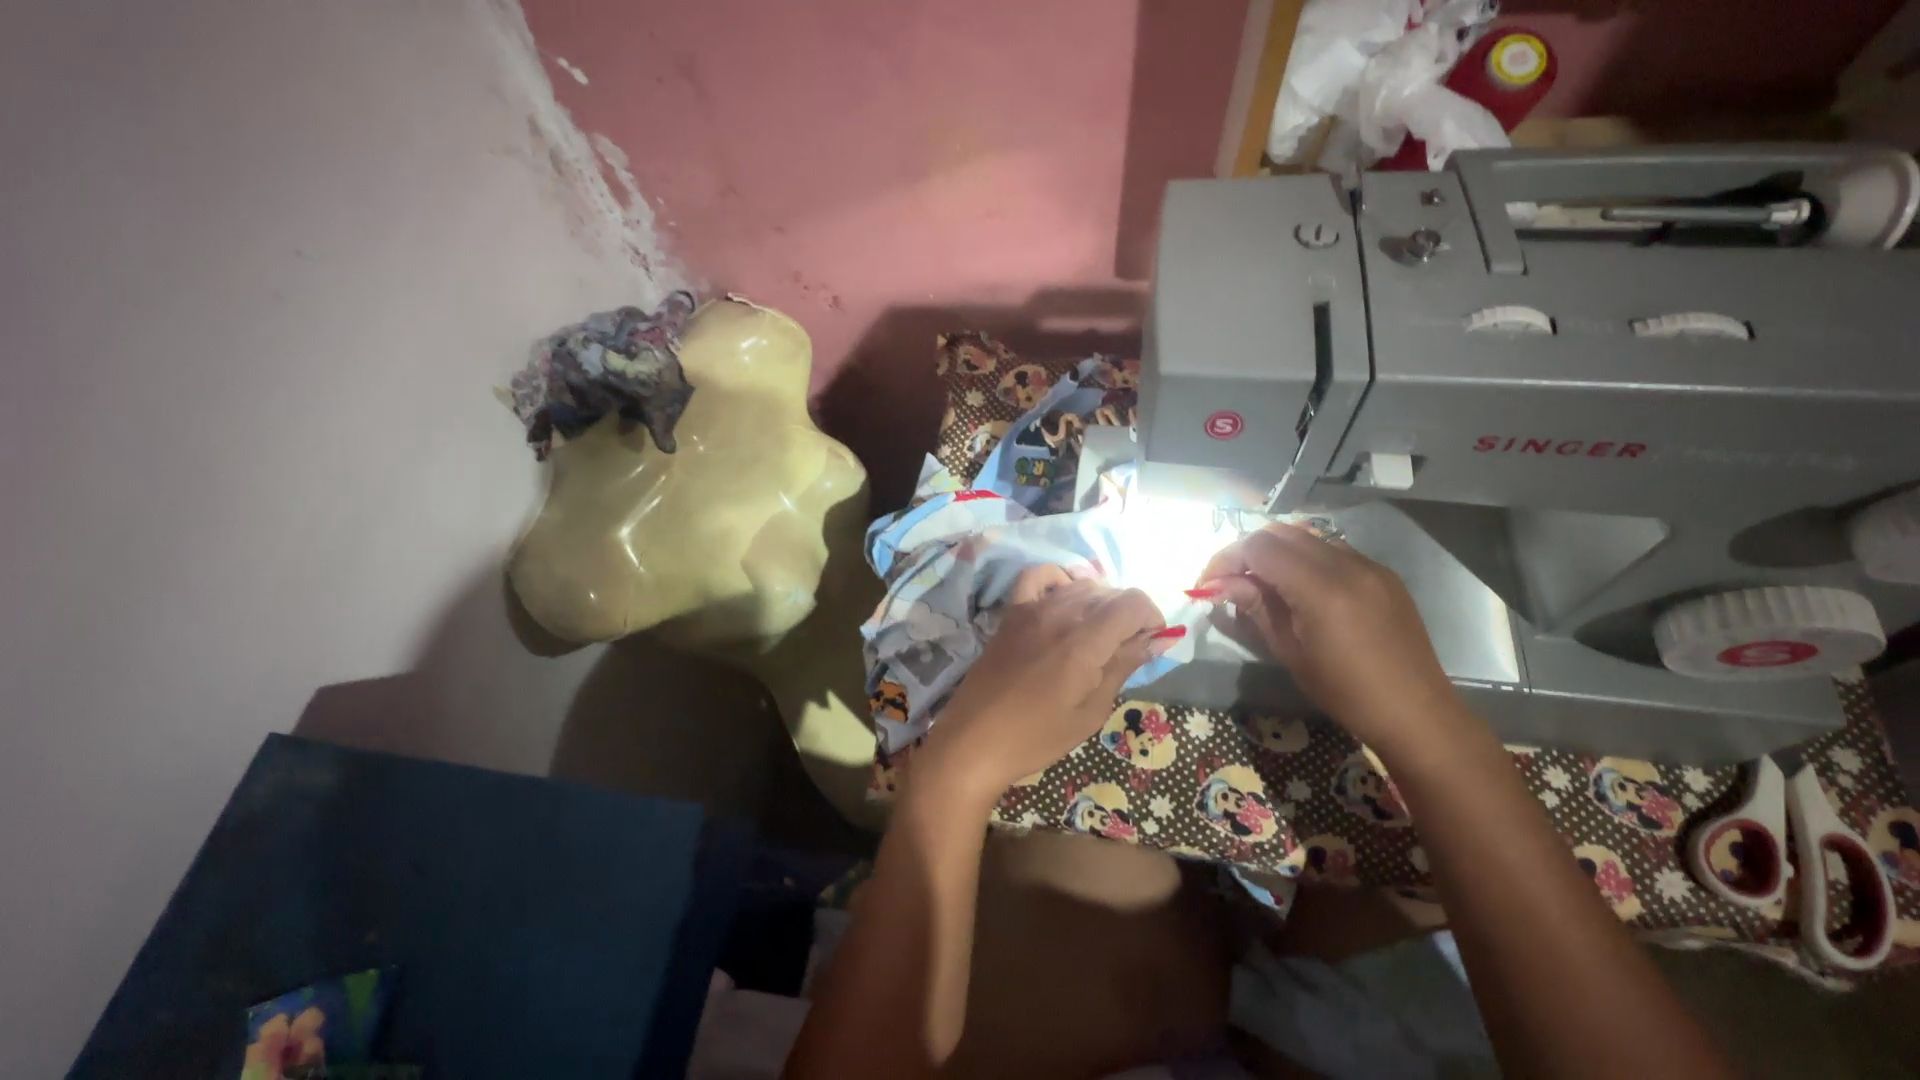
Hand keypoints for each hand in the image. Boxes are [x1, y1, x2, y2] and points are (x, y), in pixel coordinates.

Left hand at [917, 566, 1164, 799]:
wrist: (973, 741)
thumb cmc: (1037, 736)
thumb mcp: (1091, 711)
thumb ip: (1124, 666)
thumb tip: (1159, 639)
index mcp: (1085, 640)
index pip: (1134, 602)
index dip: (1152, 618)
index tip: (1152, 644)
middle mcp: (1060, 613)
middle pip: (1110, 592)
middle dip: (1128, 616)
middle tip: (1125, 651)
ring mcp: (1031, 609)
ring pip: (1080, 585)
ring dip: (1099, 604)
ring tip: (1097, 638)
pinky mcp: (1010, 613)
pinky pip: (1037, 577)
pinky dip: (1058, 581)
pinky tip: (1064, 603)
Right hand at [1197, 524, 1463, 756]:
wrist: (1416, 712)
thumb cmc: (1346, 693)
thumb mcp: (1290, 653)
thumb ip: (1256, 609)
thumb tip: (1219, 585)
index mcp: (1321, 589)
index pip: (1259, 548)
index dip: (1226, 560)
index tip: (1208, 586)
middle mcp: (1347, 565)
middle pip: (1281, 533)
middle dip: (1248, 552)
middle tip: (1230, 583)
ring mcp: (1369, 565)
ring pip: (1308, 536)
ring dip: (1277, 552)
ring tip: (1261, 585)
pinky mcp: (1383, 574)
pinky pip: (1334, 550)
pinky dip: (1306, 559)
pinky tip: (1299, 590)